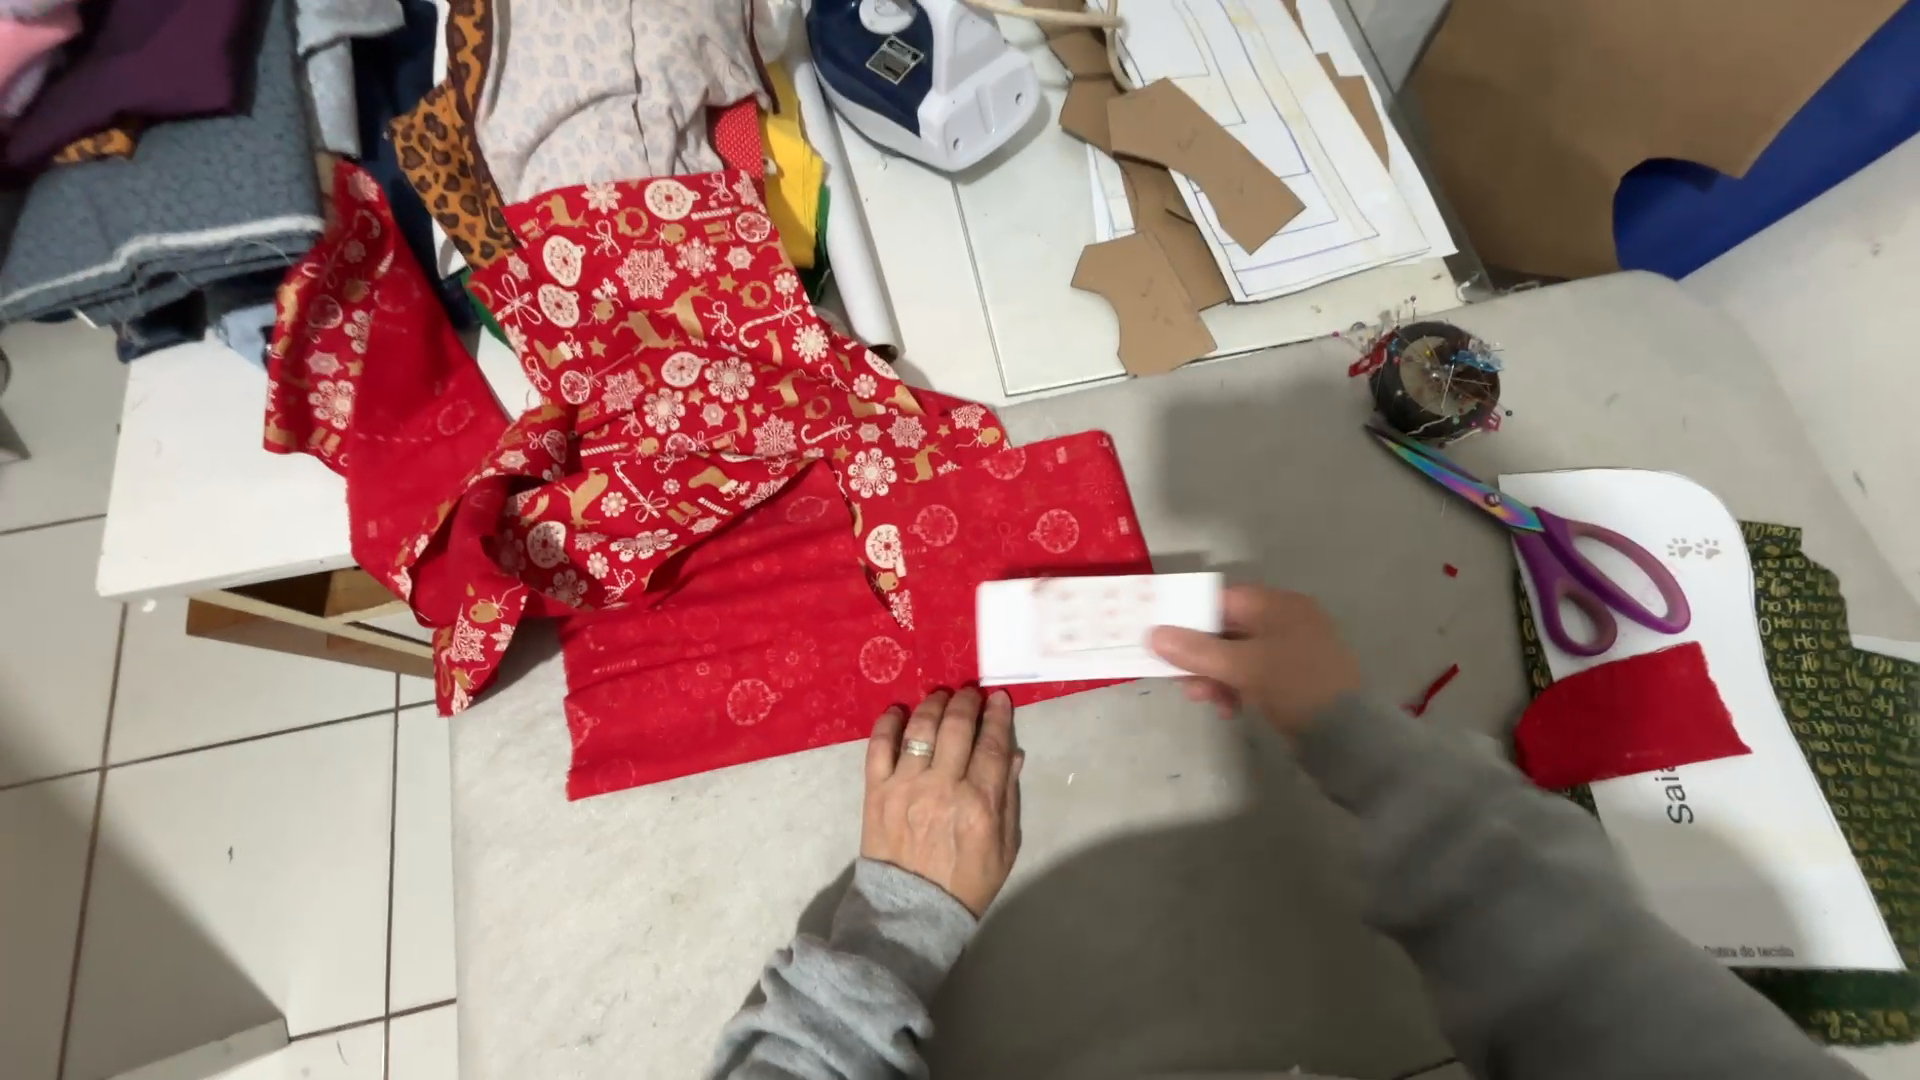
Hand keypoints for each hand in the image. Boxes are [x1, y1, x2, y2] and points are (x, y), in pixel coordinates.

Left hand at [862, 688, 1023, 917]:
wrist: (911, 913)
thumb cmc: (966, 882)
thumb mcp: (1005, 847)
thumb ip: (1008, 797)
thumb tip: (1013, 752)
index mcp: (979, 804)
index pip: (992, 744)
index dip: (997, 715)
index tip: (998, 698)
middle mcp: (942, 787)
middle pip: (956, 726)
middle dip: (967, 702)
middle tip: (970, 693)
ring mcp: (905, 787)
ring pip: (920, 728)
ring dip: (933, 705)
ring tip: (941, 697)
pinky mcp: (876, 791)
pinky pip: (878, 746)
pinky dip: (889, 723)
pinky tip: (900, 711)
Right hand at [1149, 585, 1360, 733]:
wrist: (1352, 738)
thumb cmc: (1297, 686)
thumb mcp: (1243, 667)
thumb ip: (1196, 650)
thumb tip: (1153, 635)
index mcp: (1278, 605)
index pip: (1220, 600)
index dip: (1187, 616)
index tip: (1160, 635)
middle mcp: (1284, 620)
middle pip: (1224, 629)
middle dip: (1198, 654)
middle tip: (1177, 675)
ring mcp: (1290, 650)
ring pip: (1234, 654)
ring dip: (1212, 674)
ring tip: (1201, 697)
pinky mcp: (1291, 677)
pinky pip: (1250, 673)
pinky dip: (1233, 687)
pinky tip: (1227, 709)